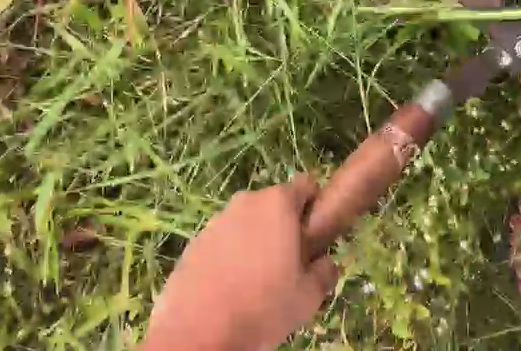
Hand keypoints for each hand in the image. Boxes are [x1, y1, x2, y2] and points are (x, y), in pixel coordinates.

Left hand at [141, 172, 339, 350]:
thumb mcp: (308, 297)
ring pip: (247, 224)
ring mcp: (217, 220)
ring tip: (255, 283)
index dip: (314, 209)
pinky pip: (223, 241)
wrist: (197, 335)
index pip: (306, 186)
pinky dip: (229, 257)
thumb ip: (325, 272)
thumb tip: (325, 263)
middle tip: (287, 266)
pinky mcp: (195, 242)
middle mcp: (247, 201)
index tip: (313, 238)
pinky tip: (229, 289)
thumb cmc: (262, 308)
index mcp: (278, 203)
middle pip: (274, 205)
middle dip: (283, 228)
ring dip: (255, 242)